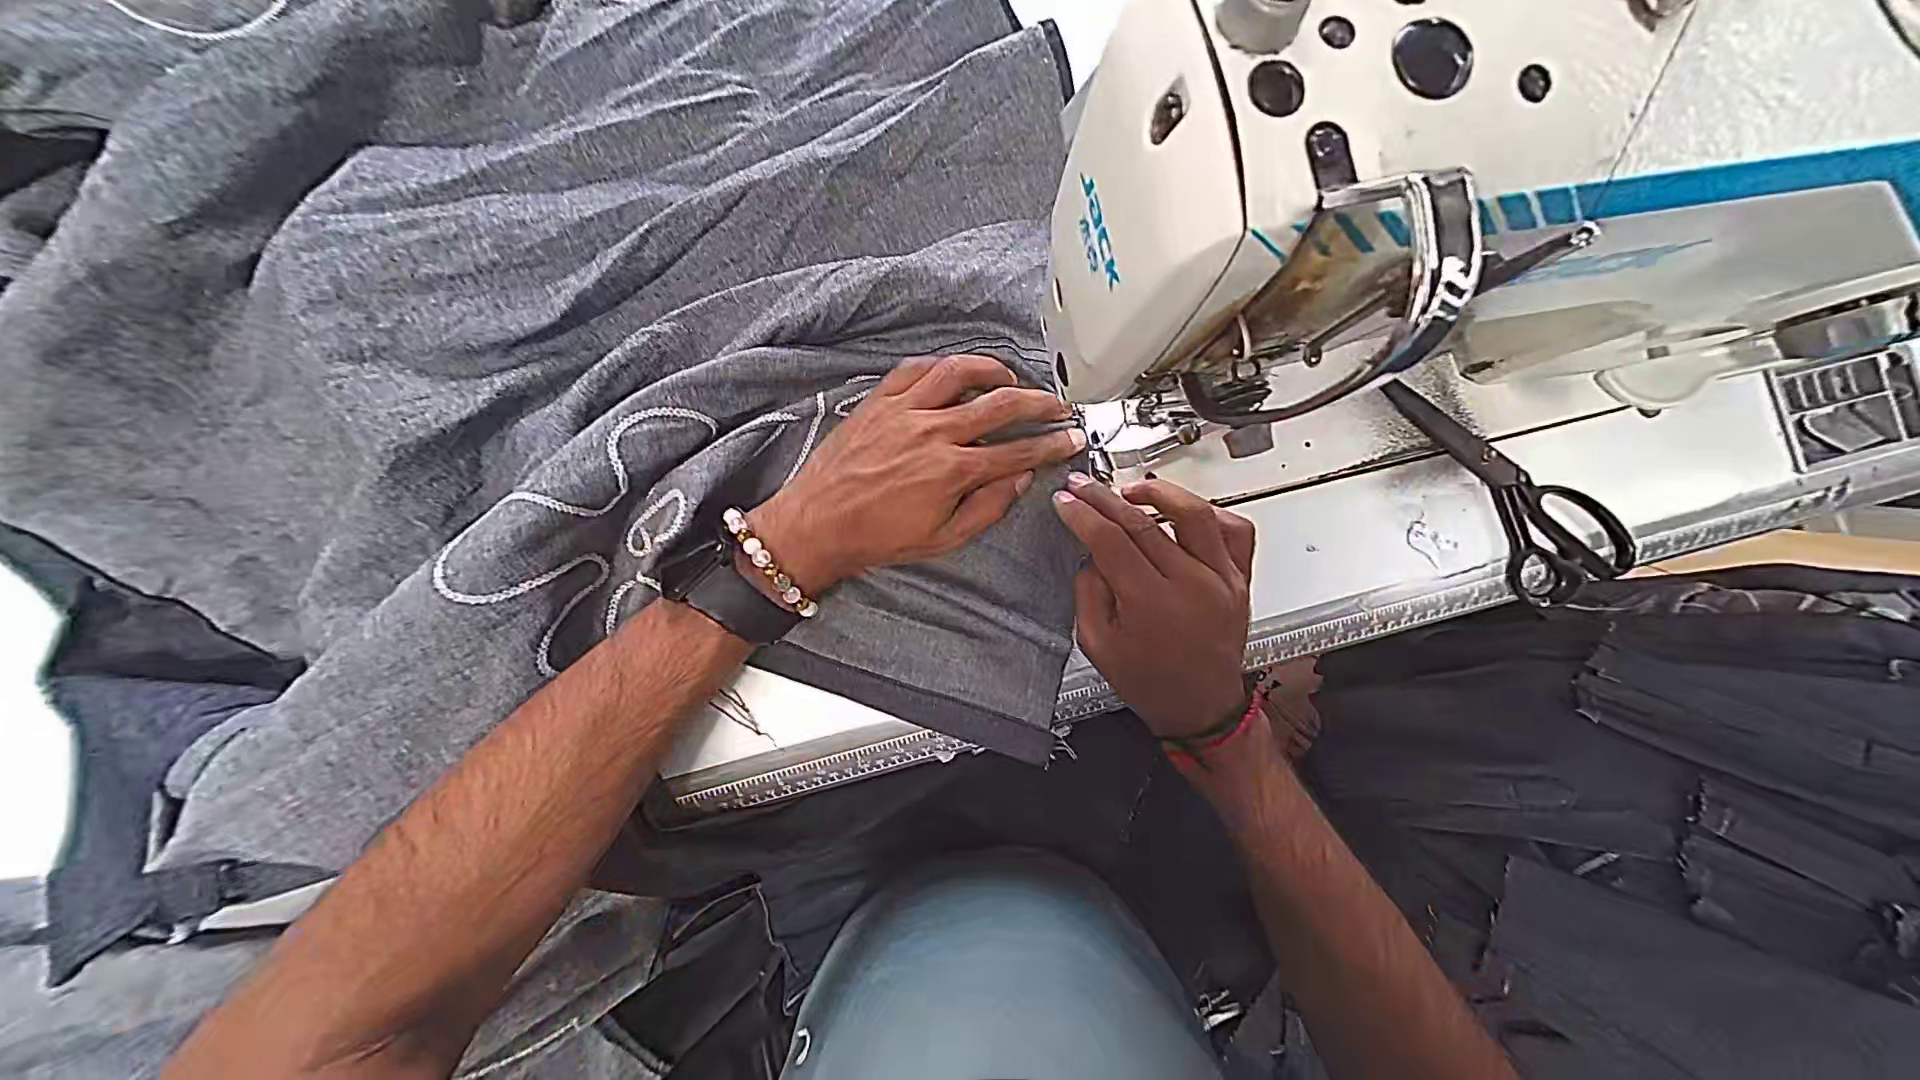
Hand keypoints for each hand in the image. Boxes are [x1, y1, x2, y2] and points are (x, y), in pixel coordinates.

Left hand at [749, 354, 1084, 591]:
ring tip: (1011, 378)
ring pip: (960, 373)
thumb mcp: (942, 539)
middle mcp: (932, 433)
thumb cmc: (874, 537)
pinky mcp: (878, 403)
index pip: (1018, 451)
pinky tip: (955, 370)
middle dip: (1039, 403)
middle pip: (1000, 405)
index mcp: (951, 471)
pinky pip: (915, 369)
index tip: (1069, 438)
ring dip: (994, 370)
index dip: (1052, 444)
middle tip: (1056, 405)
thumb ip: (988, 507)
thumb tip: (1019, 481)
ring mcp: (903, 413)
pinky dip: (941, 364)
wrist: (817, 525)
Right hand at [1052, 473, 1255, 738]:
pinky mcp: (1240, 579)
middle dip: (1104, 498)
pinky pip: (1235, 528)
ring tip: (1132, 490)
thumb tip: (1091, 552)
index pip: (1110, 539)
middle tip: (1085, 488)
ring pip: (1193, 513)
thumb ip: (1088, 593)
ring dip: (1158, 493)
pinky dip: (1208, 511)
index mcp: (1152, 605)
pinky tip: (1183, 511)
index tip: (1067, 503)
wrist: (1200, 706)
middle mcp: (1192, 587)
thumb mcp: (1097, 645)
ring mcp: (1222, 580)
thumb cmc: (1152, 682)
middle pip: (1143, 521)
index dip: (1082, 515)